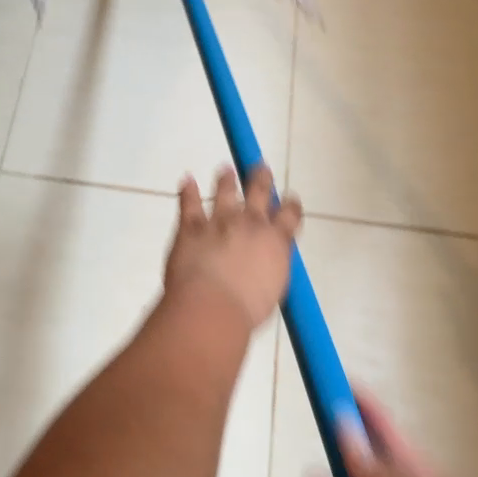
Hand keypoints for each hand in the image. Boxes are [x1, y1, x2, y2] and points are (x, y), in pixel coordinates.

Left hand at [163, 166, 302, 330]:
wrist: (211, 307)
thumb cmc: (247, 310)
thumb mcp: (272, 290)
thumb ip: (270, 270)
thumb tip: (265, 267)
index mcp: (276, 241)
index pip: (290, 215)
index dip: (291, 205)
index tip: (290, 200)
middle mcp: (250, 223)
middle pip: (259, 191)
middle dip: (261, 177)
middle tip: (261, 167)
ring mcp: (219, 221)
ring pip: (224, 190)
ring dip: (225, 178)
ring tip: (225, 169)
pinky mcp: (191, 226)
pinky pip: (188, 202)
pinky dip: (187, 189)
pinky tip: (186, 179)